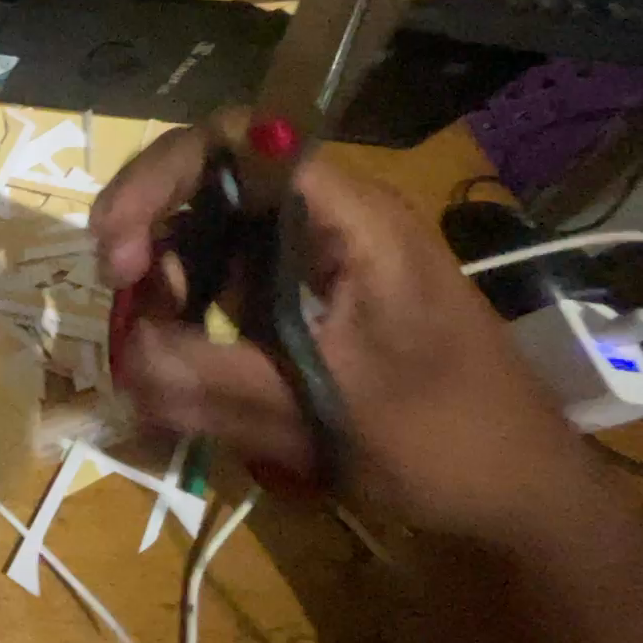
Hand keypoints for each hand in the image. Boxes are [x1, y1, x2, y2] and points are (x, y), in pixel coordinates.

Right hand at [93, 117, 596, 537]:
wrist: (523, 499)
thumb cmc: (448, 444)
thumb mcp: (324, 414)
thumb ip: (214, 381)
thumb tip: (123, 355)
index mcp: (348, 217)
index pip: (235, 143)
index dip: (160, 176)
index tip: (122, 249)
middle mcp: (321, 215)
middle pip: (204, 176)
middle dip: (146, 222)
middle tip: (119, 284)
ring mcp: (305, 249)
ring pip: (202, 223)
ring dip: (162, 268)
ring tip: (153, 333)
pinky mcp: (292, 285)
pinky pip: (216, 268)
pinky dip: (181, 297)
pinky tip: (176, 342)